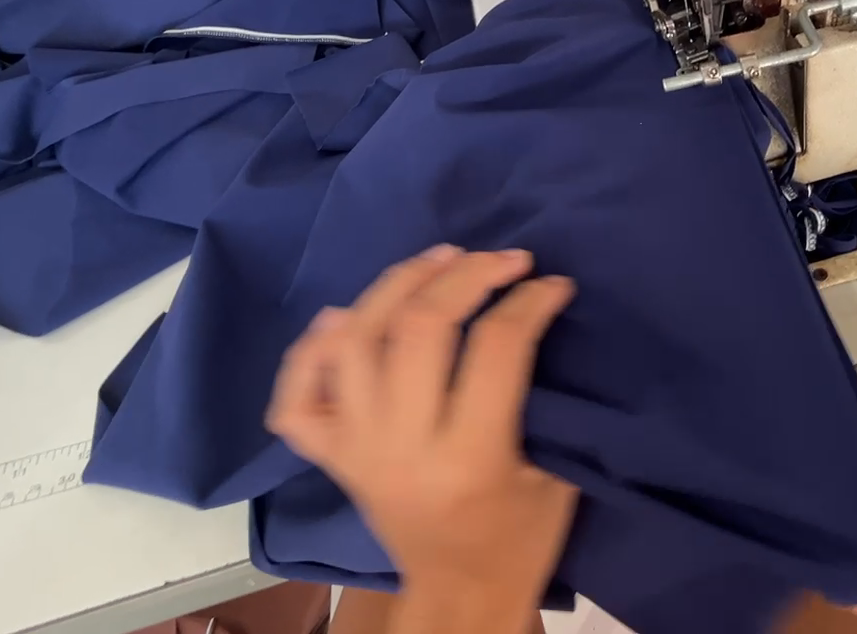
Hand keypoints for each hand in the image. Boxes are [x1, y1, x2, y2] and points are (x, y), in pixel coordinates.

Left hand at [266, 245, 577, 631]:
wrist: (459, 598)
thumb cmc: (521, 538)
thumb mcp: (558, 470)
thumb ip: (541, 394)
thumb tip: (529, 314)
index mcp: (470, 456)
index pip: (497, 346)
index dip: (531, 300)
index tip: (554, 282)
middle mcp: (400, 446)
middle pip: (421, 328)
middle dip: (470, 275)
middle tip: (506, 258)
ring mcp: (356, 451)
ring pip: (357, 341)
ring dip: (398, 285)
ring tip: (440, 259)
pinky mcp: (333, 459)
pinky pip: (298, 397)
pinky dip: (312, 349)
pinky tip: (345, 317)